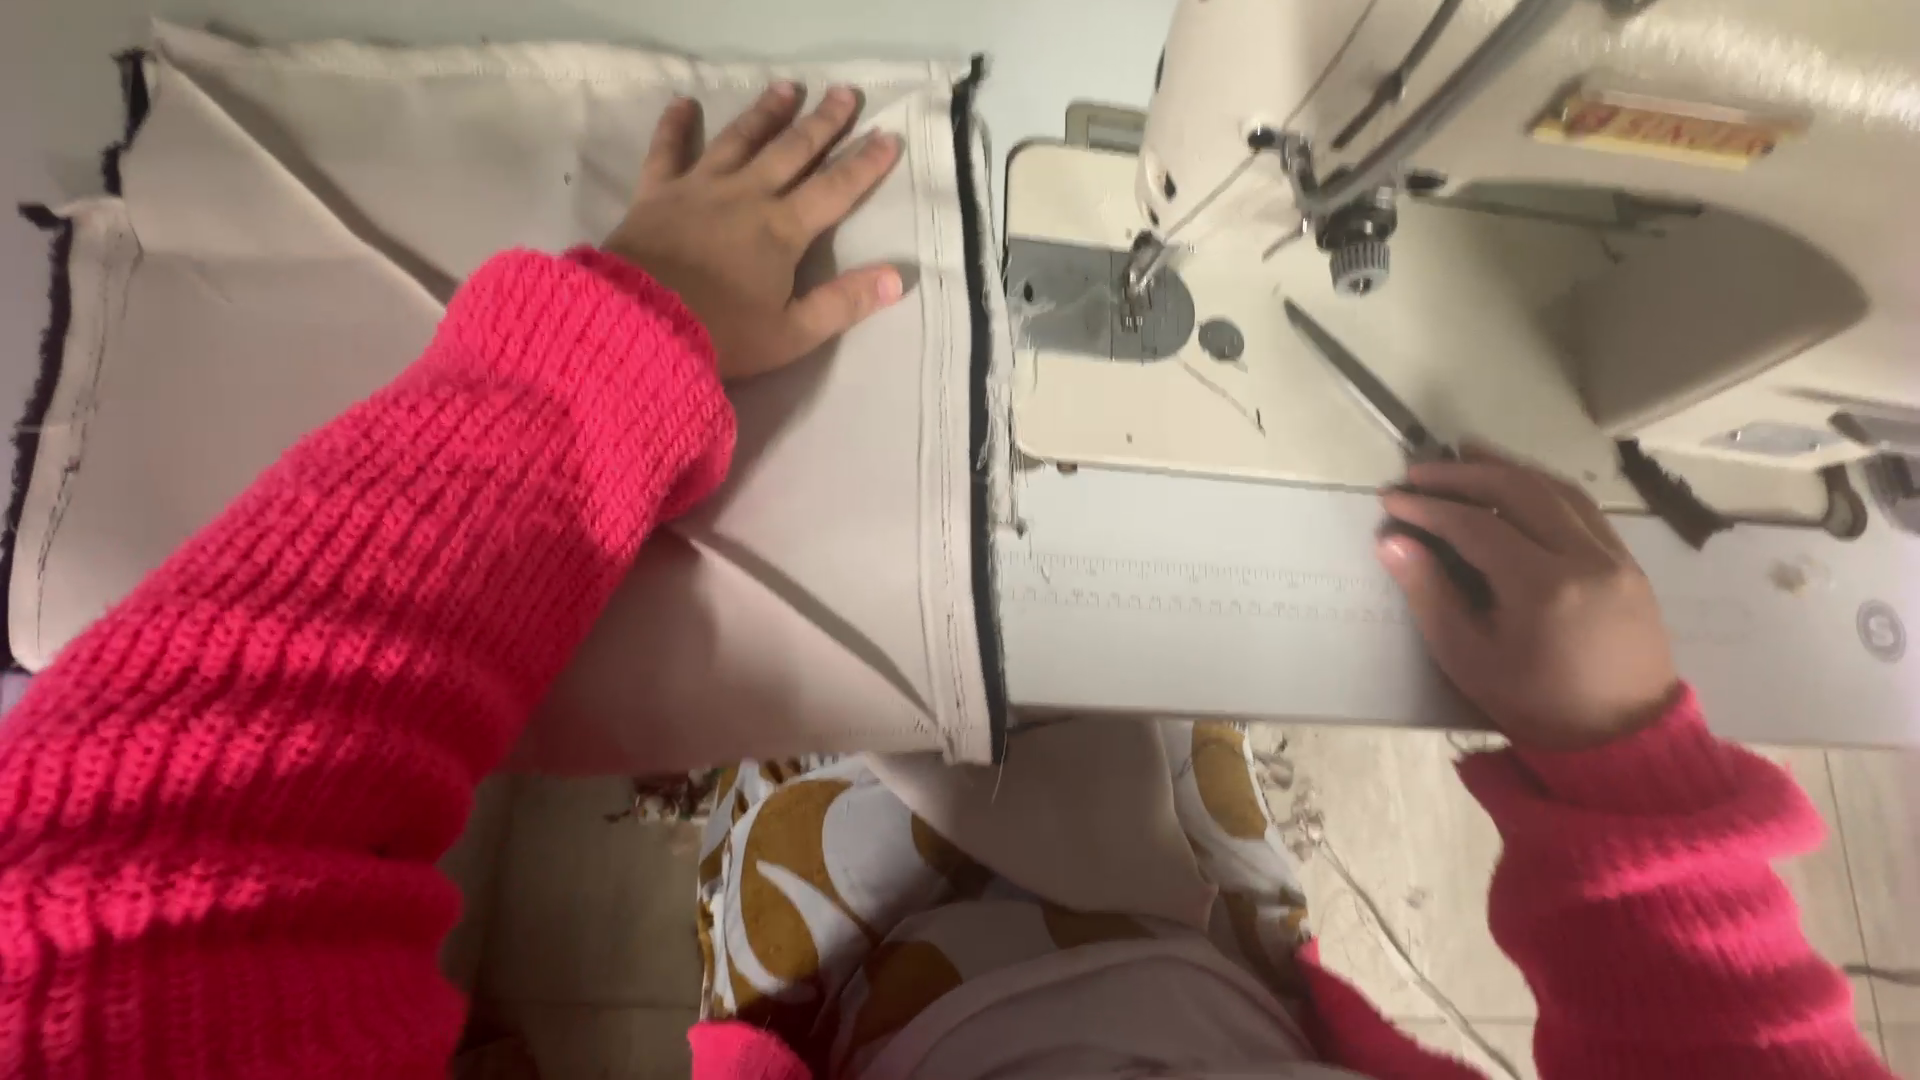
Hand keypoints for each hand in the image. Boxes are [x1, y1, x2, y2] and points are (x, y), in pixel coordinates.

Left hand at [603, 83, 905, 379]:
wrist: (643, 325)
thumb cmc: (725, 335)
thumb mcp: (794, 333)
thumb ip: (845, 303)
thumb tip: (897, 277)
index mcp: (783, 230)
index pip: (835, 190)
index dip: (865, 164)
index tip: (888, 136)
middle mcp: (746, 195)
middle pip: (792, 151)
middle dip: (823, 123)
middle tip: (844, 93)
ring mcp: (700, 187)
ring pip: (740, 139)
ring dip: (766, 113)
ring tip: (787, 88)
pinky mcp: (657, 192)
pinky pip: (667, 149)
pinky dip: (675, 125)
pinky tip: (683, 103)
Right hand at [1377, 445, 1680, 750]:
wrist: (1622, 741)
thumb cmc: (1531, 701)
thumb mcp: (1465, 654)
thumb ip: (1429, 592)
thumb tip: (1392, 541)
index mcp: (1543, 587)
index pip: (1475, 525)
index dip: (1427, 508)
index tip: (1391, 499)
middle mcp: (1587, 559)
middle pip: (1520, 491)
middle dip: (1464, 473)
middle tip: (1419, 469)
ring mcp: (1615, 557)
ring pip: (1559, 490)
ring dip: (1507, 467)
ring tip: (1465, 453)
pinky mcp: (1628, 563)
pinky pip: (1583, 508)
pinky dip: (1542, 486)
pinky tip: (1514, 483)